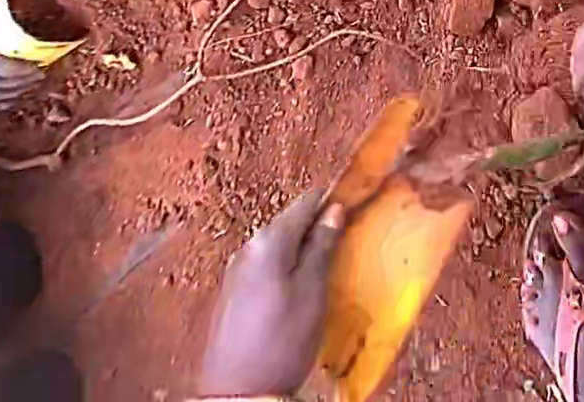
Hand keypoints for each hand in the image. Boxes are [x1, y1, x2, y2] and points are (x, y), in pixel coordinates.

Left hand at [196, 190, 345, 395]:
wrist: (236, 399)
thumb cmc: (283, 341)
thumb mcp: (313, 291)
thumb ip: (323, 245)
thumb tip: (334, 209)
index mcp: (270, 240)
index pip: (307, 201)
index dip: (331, 203)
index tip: (352, 212)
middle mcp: (249, 246)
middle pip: (291, 221)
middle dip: (315, 227)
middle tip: (340, 247)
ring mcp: (236, 269)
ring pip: (278, 243)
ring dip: (300, 249)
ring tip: (321, 271)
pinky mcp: (230, 292)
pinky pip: (264, 264)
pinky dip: (283, 266)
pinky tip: (294, 290)